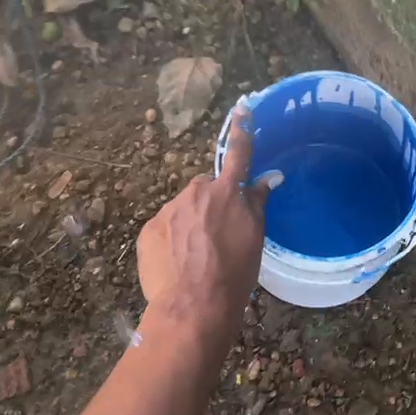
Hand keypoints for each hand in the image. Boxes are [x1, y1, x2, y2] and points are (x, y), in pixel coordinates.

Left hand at [136, 106, 280, 332]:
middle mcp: (194, 193)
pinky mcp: (148, 231)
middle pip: (206, 187)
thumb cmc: (234, 273)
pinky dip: (173, 238)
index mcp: (225, 193)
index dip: (242, 130)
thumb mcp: (255, 237)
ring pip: (184, 207)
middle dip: (211, 200)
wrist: (192, 307)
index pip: (238, 154)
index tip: (242, 107)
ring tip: (198, 254)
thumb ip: (257, 203)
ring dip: (191, 221)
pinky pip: (165, 226)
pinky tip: (180, 262)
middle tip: (220, 230)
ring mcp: (167, 211)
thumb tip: (267, 178)